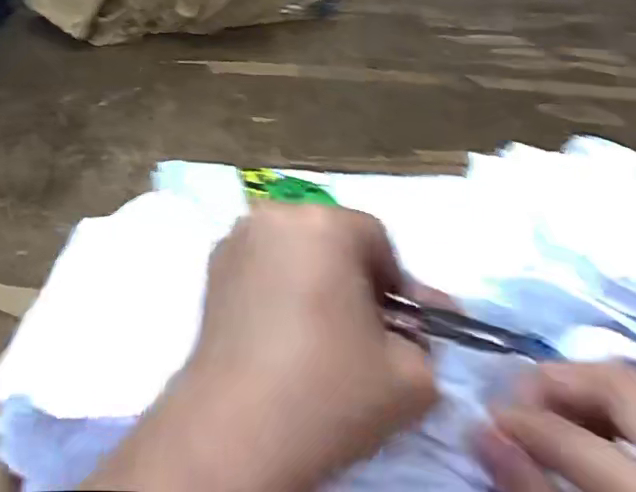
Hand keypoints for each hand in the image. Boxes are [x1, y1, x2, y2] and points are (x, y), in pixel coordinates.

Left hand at [83, 205, 438, 491]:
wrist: (241, 419)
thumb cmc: (332, 387)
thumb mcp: (413, 374)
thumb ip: (423, 336)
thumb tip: (412, 322)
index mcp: (322, 223)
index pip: (374, 236)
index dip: (393, 282)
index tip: (393, 326)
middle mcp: (272, 216)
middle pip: (328, 235)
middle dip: (350, 274)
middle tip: (360, 330)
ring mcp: (235, 238)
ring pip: (291, 248)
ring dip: (311, 276)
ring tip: (318, 334)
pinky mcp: (211, 266)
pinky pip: (260, 263)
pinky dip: (276, 285)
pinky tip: (281, 334)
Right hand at [475, 362, 635, 491]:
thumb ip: (536, 490)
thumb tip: (483, 433)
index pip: (565, 434)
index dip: (515, 420)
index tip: (488, 420)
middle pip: (622, 384)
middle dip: (559, 380)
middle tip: (526, 403)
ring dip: (605, 394)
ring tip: (572, 416)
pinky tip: (628, 444)